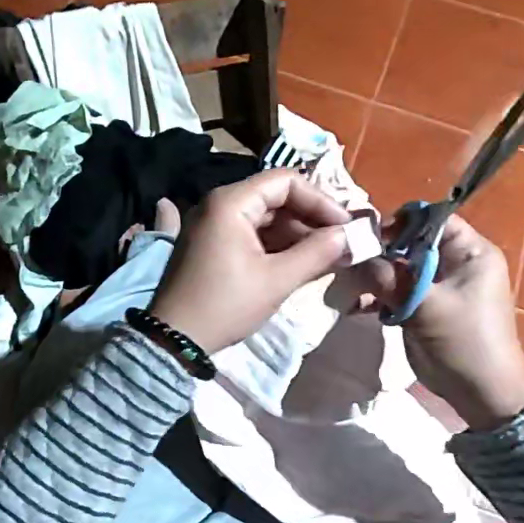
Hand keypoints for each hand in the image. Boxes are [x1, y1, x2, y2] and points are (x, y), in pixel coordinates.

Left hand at [148, 168, 352, 353]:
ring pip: (267, 218)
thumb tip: (349, 236)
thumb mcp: (276, 280)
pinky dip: (279, 246)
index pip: (286, 182)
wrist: (174, 340)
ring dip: (299, 235)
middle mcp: (220, 205)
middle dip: (312, 219)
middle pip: (276, 198)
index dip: (321, 201)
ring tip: (330, 256)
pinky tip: (303, 262)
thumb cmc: (226, 304)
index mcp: (231, 203)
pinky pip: (253, 235)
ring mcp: (214, 226)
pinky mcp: (213, 246)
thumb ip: (316, 253)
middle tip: (343, 242)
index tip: (346, 226)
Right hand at [351, 215, 523, 429]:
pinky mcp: (427, 308)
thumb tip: (356, 257)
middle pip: (413, 243)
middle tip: (352, 262)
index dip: (401, 224)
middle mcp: (457, 263)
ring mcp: (440, 287)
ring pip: (403, 268)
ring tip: (351, 286)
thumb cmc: (464, 342)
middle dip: (383, 252)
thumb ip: (390, 279)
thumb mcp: (426, 306)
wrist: (481, 393)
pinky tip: (358, 304)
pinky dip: (381, 296)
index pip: (432, 220)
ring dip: (378, 276)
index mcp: (471, 252)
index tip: (369, 239)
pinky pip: (400, 291)